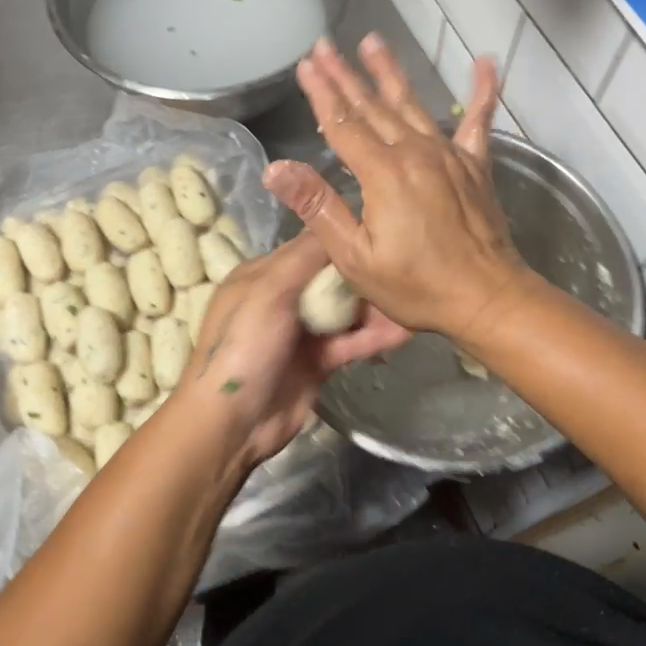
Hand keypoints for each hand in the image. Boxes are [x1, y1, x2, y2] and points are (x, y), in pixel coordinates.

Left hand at [172, 233, 407, 468]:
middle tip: (406, 264)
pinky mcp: (318, 361)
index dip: (342, 238)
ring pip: (344, 310)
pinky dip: (374, 336)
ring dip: (374, 305)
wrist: (232, 424)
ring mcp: (301, 331)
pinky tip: (405, 329)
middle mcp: (281, 298)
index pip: (309, 247)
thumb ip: (305, 257)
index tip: (382, 231)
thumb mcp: (269, 290)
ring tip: (413, 297)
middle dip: (364, 274)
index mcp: (262, 275)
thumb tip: (337, 221)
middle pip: (331, 278)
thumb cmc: (244, 346)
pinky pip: (351, 342)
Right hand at [263, 34, 540, 341]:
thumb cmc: (417, 286)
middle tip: (324, 45)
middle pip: (373, 106)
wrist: (487, 297)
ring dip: (390, 72)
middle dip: (345, 75)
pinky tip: (486, 62)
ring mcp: (450, 155)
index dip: (321, 93)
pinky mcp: (476, 165)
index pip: (344, 123)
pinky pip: (479, 120)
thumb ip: (319, 207)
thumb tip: (276, 168)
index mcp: (384, 173)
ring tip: (373, 42)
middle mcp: (416, 152)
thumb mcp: (356, 256)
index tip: (305, 64)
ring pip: (413, 104)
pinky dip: (483, 90)